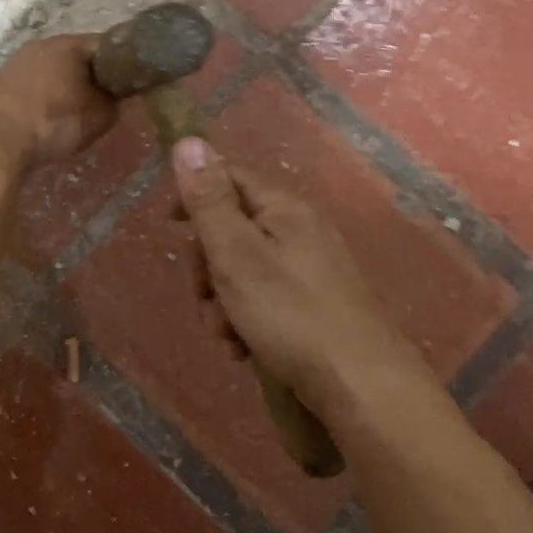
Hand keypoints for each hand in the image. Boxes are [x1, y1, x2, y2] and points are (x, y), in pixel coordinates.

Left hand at [0, 34, 118, 170]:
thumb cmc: (53, 123)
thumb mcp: (100, 116)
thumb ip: (116, 100)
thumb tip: (117, 95)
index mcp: (67, 44)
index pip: (106, 44)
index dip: (123, 62)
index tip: (131, 82)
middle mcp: (40, 45)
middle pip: (76, 56)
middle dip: (91, 75)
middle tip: (105, 99)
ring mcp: (16, 62)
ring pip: (53, 70)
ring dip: (65, 86)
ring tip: (74, 111)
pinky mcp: (0, 81)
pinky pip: (33, 84)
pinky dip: (44, 95)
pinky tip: (46, 116)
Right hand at [171, 137, 433, 419]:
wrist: (364, 391)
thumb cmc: (291, 315)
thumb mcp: (235, 253)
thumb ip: (208, 200)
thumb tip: (189, 141)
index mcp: (284, 210)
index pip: (229, 178)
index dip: (194, 195)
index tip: (168, 226)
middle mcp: (302, 232)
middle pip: (233, 228)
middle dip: (207, 263)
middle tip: (201, 294)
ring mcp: (314, 272)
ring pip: (245, 269)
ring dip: (222, 299)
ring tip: (224, 333)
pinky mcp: (319, 308)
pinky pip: (267, 300)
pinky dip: (246, 319)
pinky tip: (243, 348)